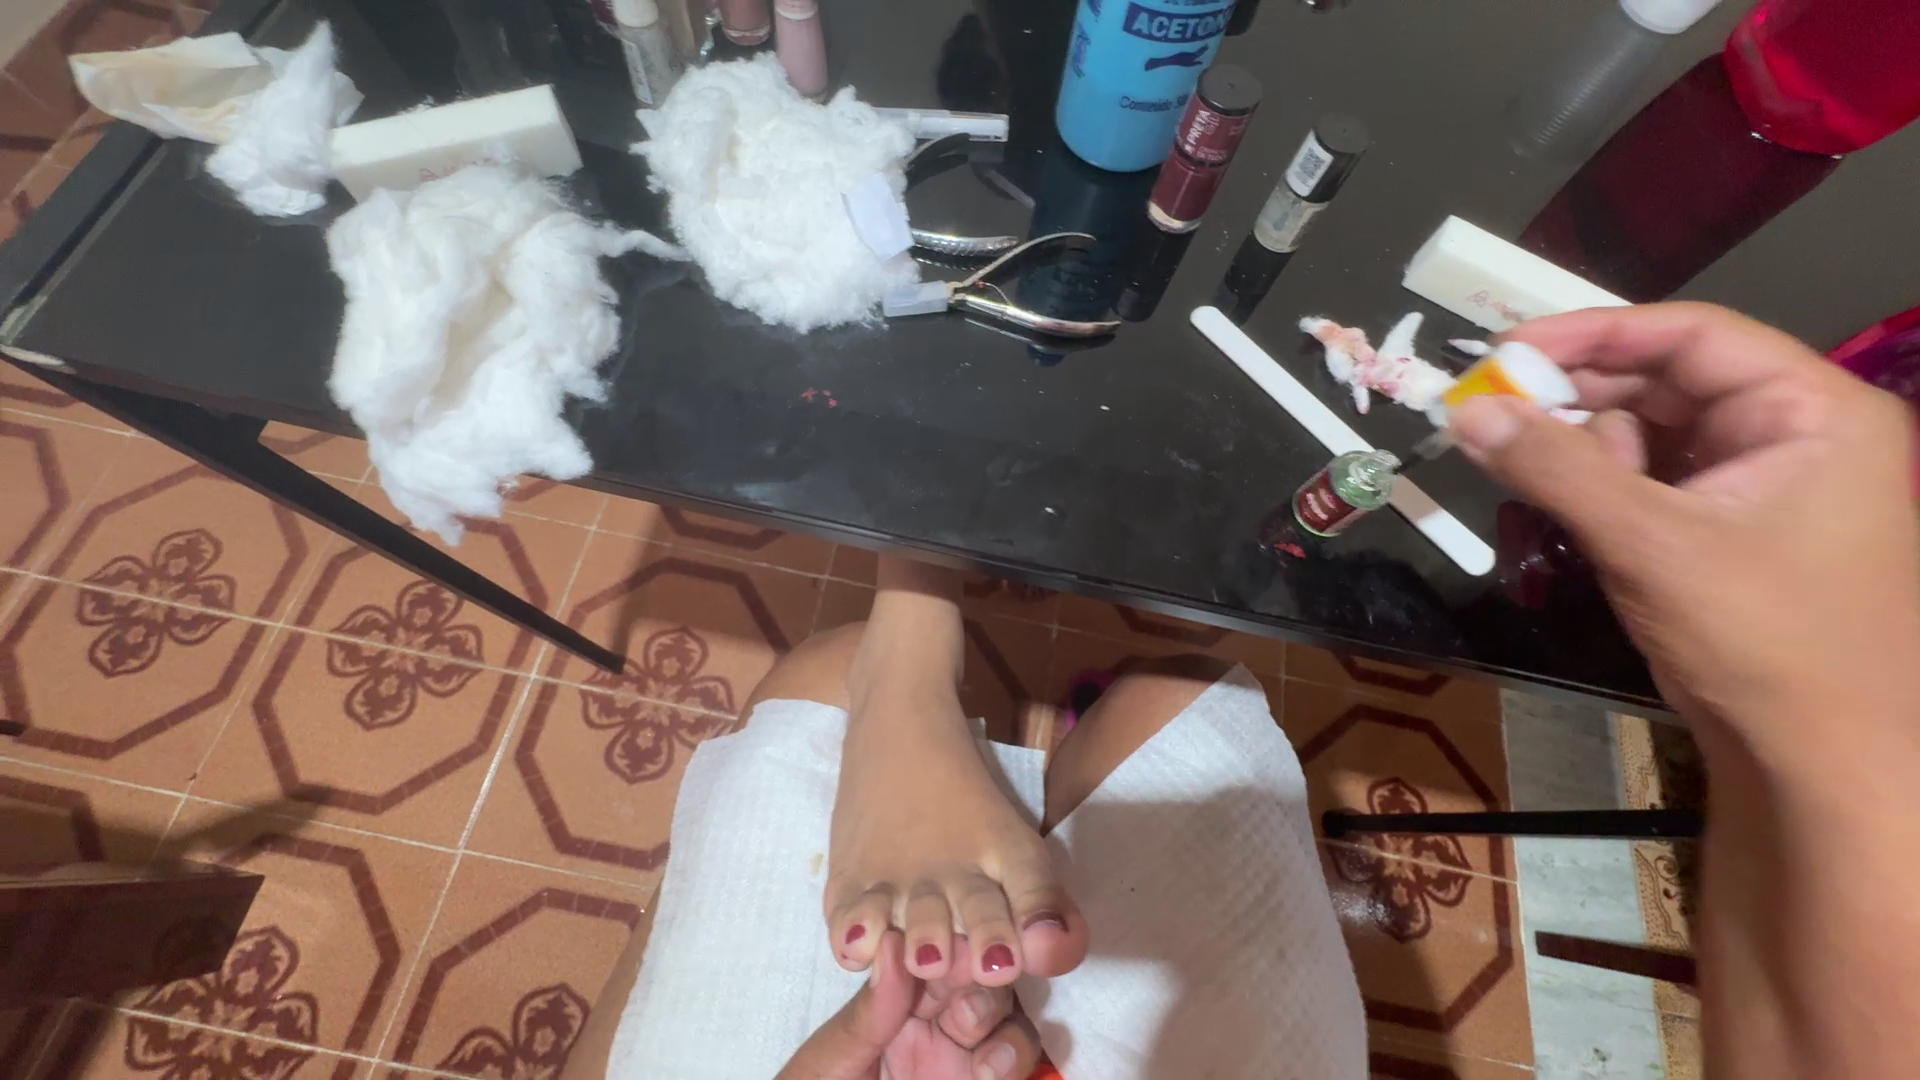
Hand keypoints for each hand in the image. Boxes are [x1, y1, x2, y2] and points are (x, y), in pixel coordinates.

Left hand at [776, 931, 1042, 1079]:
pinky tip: (988, 1072)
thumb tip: (892, 940)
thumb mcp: (829, 1065)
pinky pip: (1023, 1061)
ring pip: (1009, 1015)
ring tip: (976, 1043)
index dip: (945, 940)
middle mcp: (937, 1025)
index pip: (931, 952)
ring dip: (1001, 1018)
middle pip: (980, 974)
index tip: (945, 948)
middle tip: (962, 1005)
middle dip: (981, 973)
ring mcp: (964, 1060)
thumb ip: (867, 1013)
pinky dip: (1016, 1056)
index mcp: (894, 1003)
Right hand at [1450, 303, 1919, 763]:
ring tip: (1515, 465)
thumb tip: (1465, 412)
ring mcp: (1741, 479)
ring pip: (1634, 430)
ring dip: (1569, 443)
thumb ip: (1553, 468)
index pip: (1691, 337)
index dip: (1593, 333)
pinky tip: (1547, 498)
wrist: (1810, 748)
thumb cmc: (1761, 634)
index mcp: (1805, 414)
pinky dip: (1581, 480)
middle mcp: (1778, 432)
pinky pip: (1629, 475)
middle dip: (1570, 395)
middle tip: (1485, 408)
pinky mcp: (1704, 521)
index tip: (1504, 351)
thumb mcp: (1646, 540)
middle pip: (1656, 381)